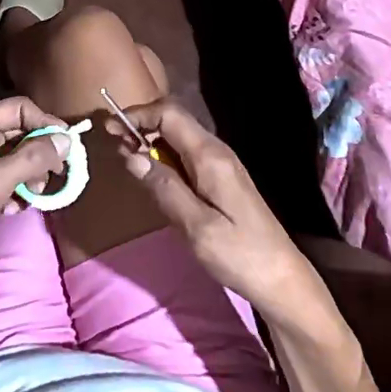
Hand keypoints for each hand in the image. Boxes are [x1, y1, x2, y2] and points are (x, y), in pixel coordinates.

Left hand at [0, 97, 69, 283]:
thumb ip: (32, 158)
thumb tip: (67, 140)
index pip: (19, 109)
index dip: (45, 124)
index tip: (66, 148)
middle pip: (22, 131)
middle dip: (40, 154)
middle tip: (54, 176)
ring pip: (21, 156)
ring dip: (32, 176)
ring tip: (32, 197)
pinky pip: (13, 177)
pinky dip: (20, 190)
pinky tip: (14, 209)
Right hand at [111, 99, 328, 327]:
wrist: (281, 278)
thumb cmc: (239, 254)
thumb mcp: (196, 226)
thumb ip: (163, 187)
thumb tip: (130, 154)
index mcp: (210, 156)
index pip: (169, 113)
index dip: (137, 114)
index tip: (109, 129)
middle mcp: (215, 151)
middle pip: (173, 120)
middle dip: (139, 124)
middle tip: (111, 144)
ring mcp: (219, 164)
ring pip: (177, 137)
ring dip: (149, 141)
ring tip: (125, 159)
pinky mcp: (220, 179)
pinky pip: (185, 155)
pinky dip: (163, 157)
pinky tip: (151, 176)